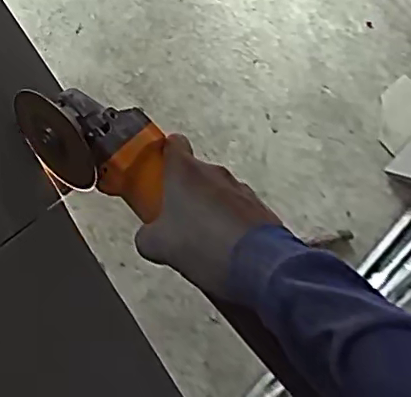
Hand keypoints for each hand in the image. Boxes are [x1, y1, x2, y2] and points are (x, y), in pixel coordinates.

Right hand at [133, 135, 279, 298]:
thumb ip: (146, 237)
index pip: (174, 143)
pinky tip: (232, 253)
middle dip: (189, 192)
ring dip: (214, 210)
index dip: (167, 153)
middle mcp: (214, 172)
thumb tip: (147, 239)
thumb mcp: (160, 246)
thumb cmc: (205, 244)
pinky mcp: (264, 212)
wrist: (261, 268)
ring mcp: (242, 190)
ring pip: (221, 193)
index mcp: (184, 170)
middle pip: (196, 172)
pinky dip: (236, 226)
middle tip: (180, 219)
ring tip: (209, 242)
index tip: (161, 170)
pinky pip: (243, 213)